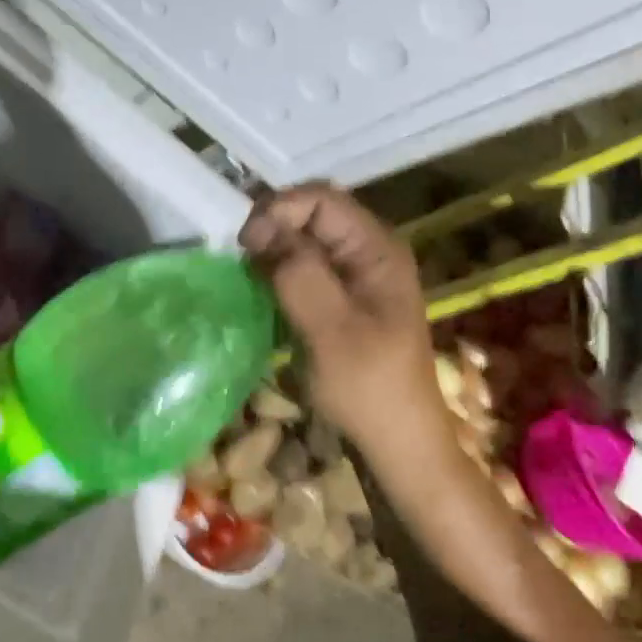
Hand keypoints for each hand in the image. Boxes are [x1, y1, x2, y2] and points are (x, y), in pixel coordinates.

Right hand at [239, 184, 438, 450]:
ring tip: (249, 277)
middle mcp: (369, 251)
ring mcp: (357, 274)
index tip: (246, 244)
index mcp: (377, 249)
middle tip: (243, 260)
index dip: (279, 209)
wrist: (398, 442)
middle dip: (272, 226)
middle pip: (312, 213)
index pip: (321, 199)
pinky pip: (304, 266)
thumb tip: (262, 228)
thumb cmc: (368, 387)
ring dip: (273, 250)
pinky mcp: (343, 297)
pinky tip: (264, 291)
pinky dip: (279, 271)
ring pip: (304, 239)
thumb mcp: (330, 328)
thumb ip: (299, 272)